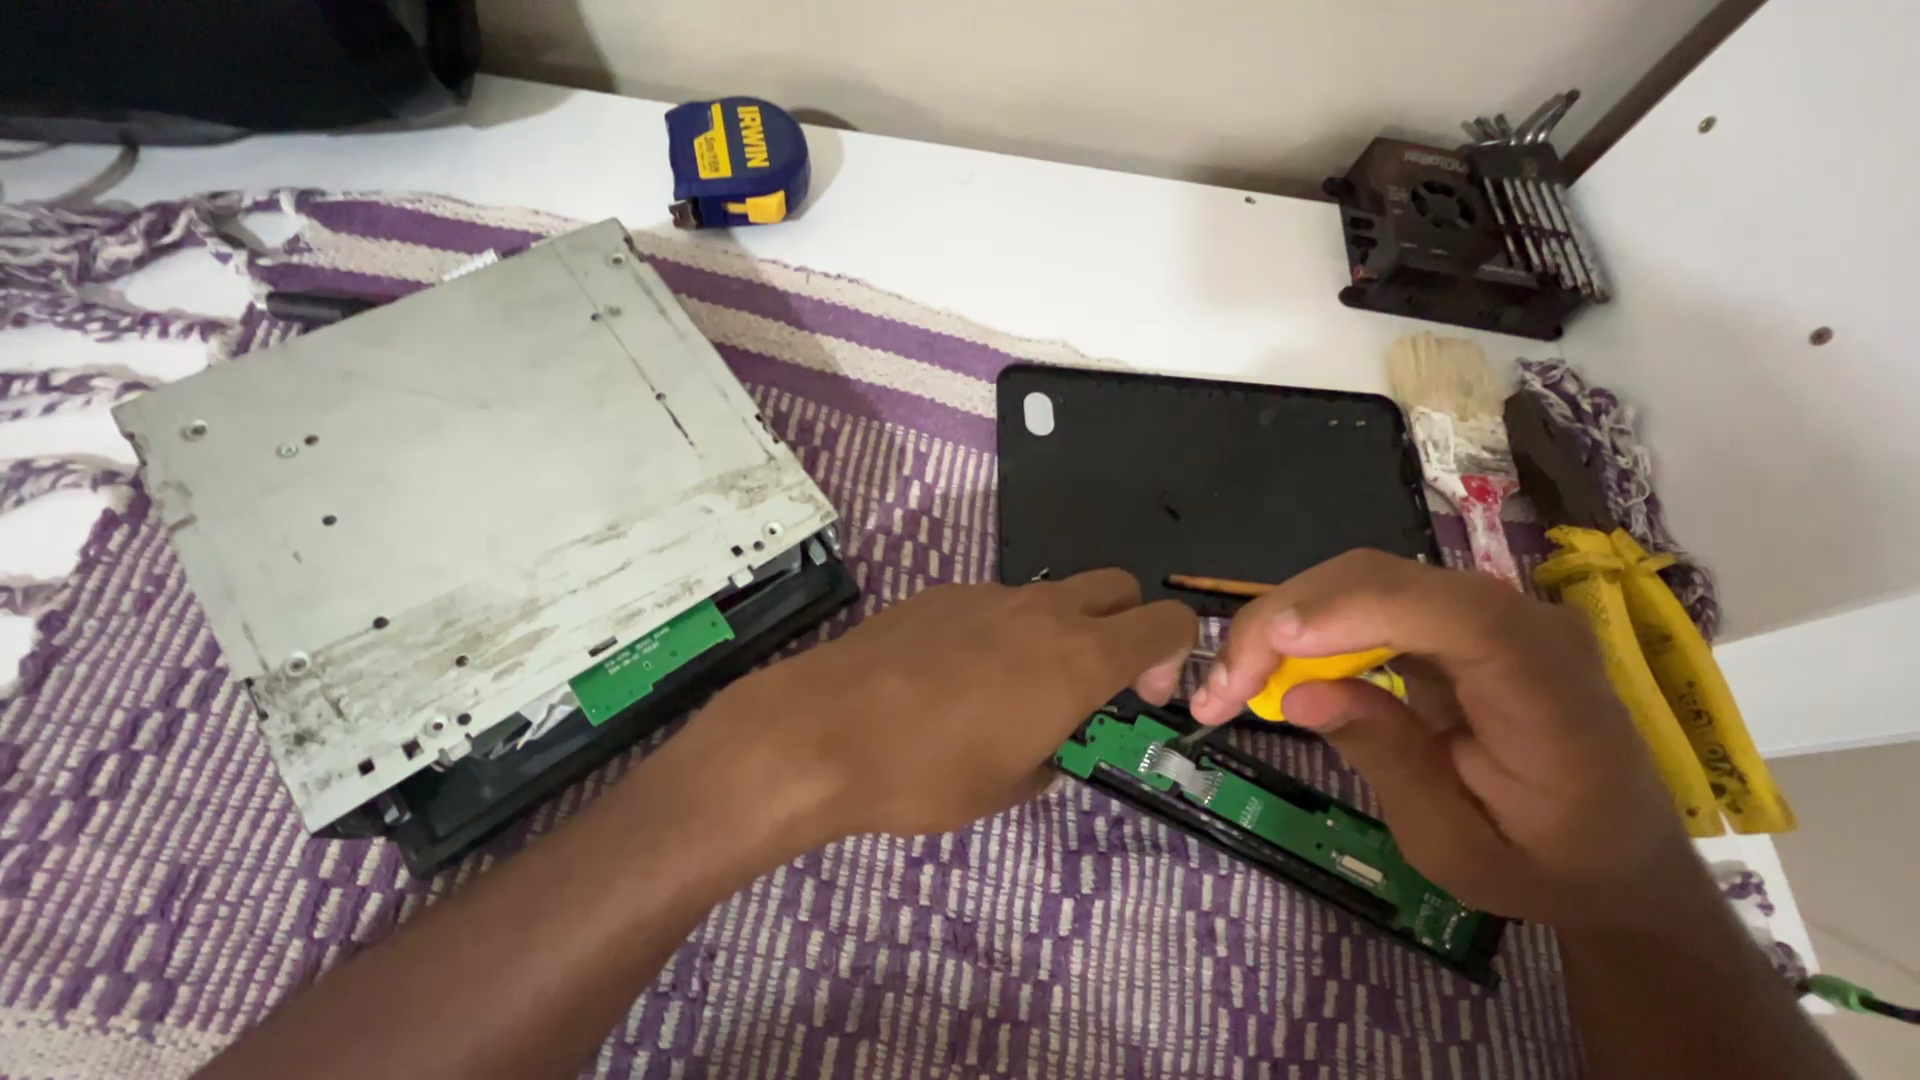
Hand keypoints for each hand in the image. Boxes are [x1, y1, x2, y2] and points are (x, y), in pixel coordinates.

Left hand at [675, 570, 1196, 848]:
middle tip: (1092, 681)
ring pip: (1051, 594)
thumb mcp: (1006, 789)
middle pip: (1118, 586)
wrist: (823, 730)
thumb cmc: (925, 774)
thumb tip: (1048, 748)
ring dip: (1056, 630)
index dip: (1174, 654)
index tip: (1141, 696)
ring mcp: (986, 594)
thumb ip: (1049, 759)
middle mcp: (1041, 612)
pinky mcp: (939, 593)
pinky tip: (948, 679)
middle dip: (1125, 624)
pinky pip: (993, 603)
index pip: (1166, 622)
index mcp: (1077, 659)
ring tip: (1006, 691)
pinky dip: (998, 630)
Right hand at [1187, 550, 1711, 929]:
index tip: (1275, 642)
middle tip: (1217, 689)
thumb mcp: (1454, 844)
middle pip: (1385, 581)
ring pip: (1362, 582)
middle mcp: (1524, 627)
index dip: (1359, 609)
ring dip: (1283, 624)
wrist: (1615, 855)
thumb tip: (1297, 693)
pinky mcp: (1457, 617)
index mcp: (1550, 693)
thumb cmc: (1544, 865)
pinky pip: (1367, 601)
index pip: (1458, 616)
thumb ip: (1387, 759)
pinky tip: (1273, 668)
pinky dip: (1308, 629)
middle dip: (1285, 622)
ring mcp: (1491, 613)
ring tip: (1229, 684)